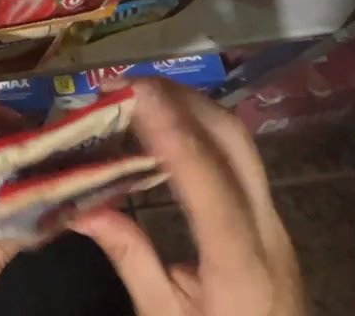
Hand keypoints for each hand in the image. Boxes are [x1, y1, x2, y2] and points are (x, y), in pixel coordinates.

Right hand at [73, 80, 304, 315]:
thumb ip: (131, 260)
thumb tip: (81, 207)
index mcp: (243, 268)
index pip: (214, 191)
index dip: (177, 139)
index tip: (140, 98)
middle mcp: (268, 233)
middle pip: (234, 145)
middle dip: (181, 101)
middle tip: (122, 85)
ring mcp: (273, 221)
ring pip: (237, 143)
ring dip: (188, 107)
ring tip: (135, 94)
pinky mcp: (266, 218)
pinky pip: (234, 157)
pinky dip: (195, 128)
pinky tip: (160, 125)